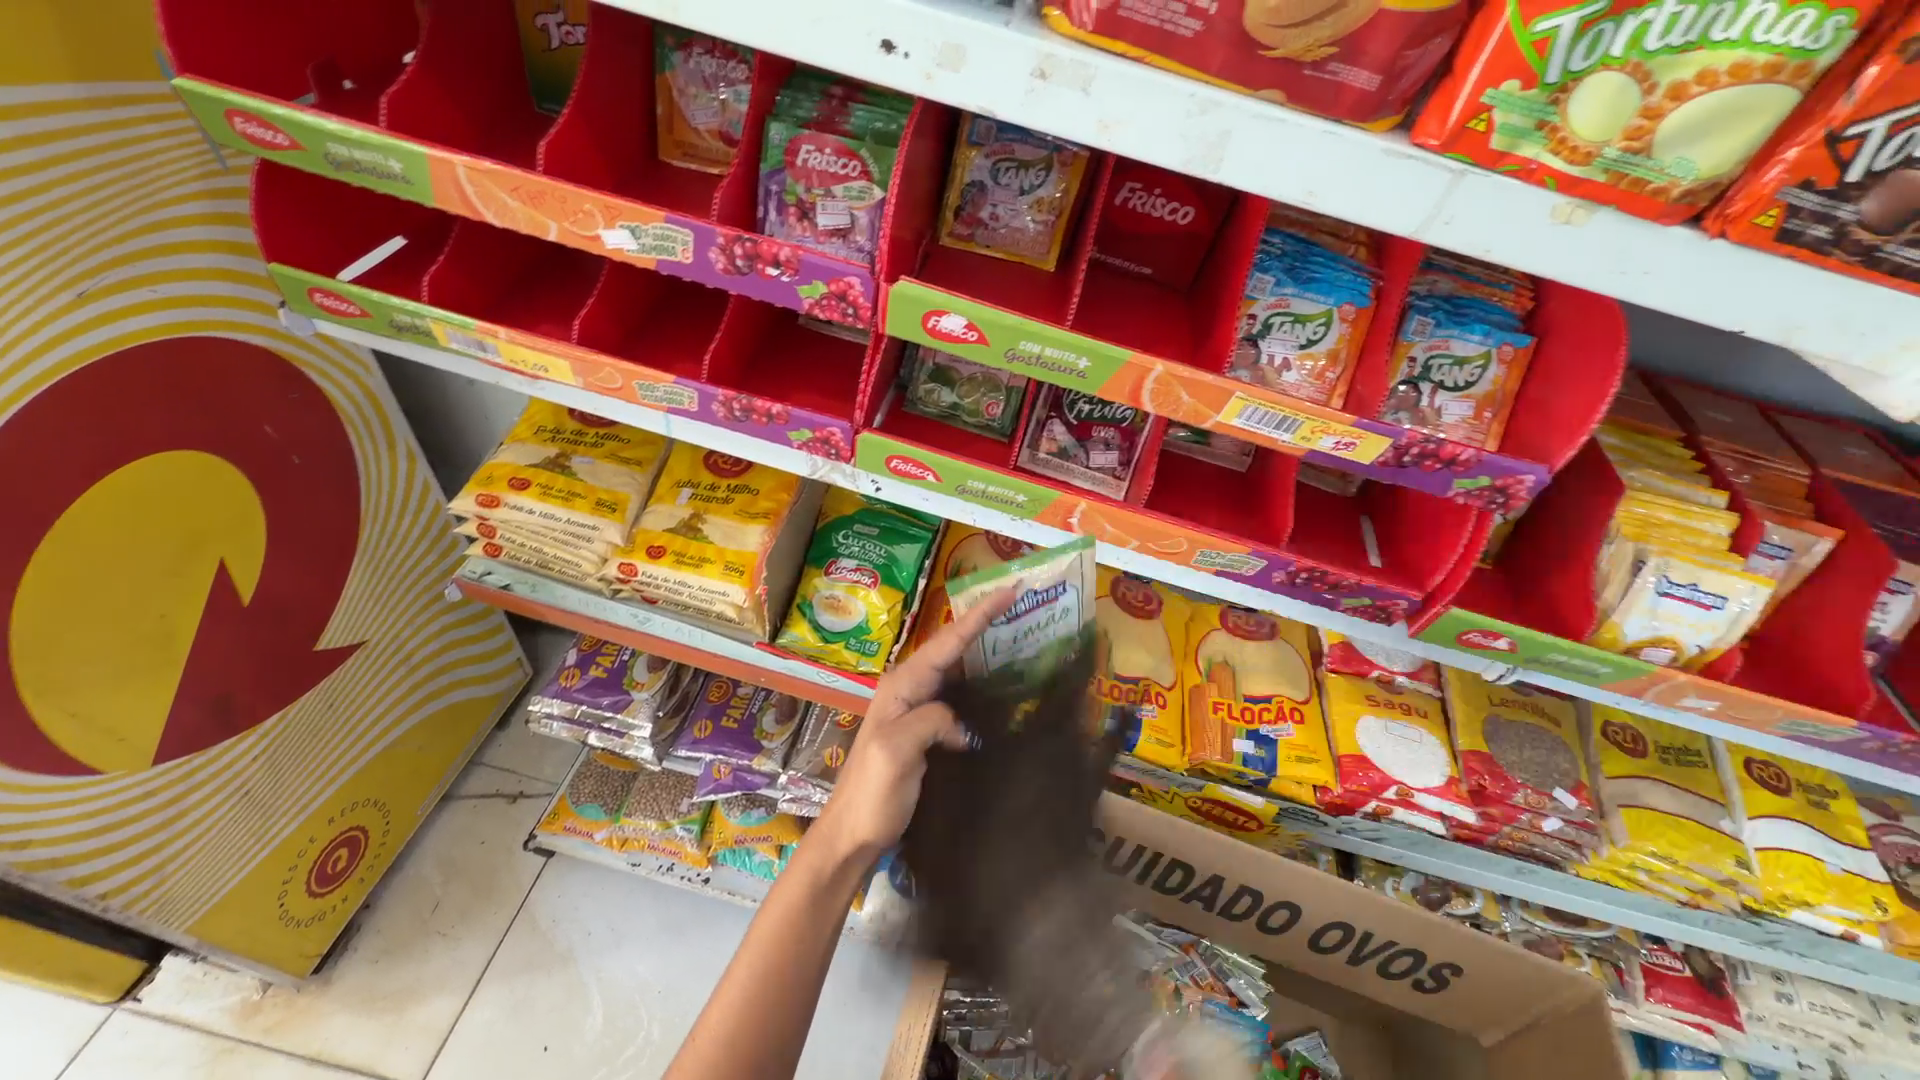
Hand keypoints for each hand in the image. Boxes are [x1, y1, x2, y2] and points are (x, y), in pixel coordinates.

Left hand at [814, 588, 1013, 860]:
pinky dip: (980, 683)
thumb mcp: (897, 752)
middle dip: (983, 622)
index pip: (947, 642)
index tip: (1009, 591)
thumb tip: (960, 722)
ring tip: (1016, 631)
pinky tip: (998, 685)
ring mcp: (915, 709)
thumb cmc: (871, 794)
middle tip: (1020, 602)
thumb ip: (929, 721)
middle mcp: (908, 689)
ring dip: (983, 649)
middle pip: (952, 647)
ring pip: (955, 668)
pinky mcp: (925, 731)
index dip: (979, 616)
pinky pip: (957, 695)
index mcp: (902, 686)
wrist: (852, 834)